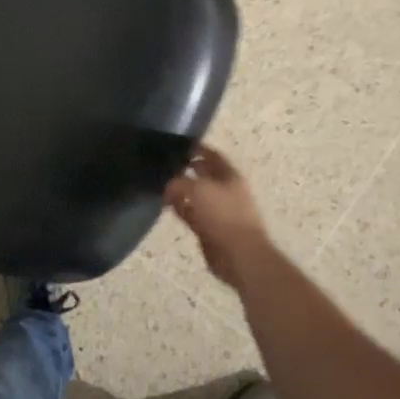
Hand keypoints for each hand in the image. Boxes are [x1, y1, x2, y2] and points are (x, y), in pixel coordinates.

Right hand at [164, 146, 273, 287]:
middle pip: (204, 175)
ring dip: (180, 190)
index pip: (213, 155)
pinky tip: (165, 204)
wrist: (239, 255)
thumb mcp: (198, 189)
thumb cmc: (224, 214)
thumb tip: (167, 185)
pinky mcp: (208, 229)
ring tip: (160, 183)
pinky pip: (191, 214)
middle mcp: (225, 191)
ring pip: (195, 196)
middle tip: (165, 164)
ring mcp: (217, 211)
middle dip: (186, 169)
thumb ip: (179, 182)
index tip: (179, 144)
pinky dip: (180, 208)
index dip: (198, 148)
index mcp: (230, 176)